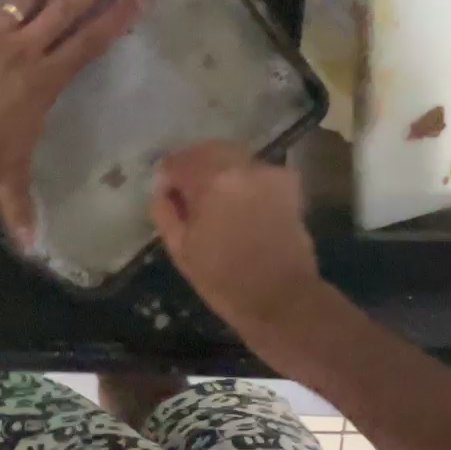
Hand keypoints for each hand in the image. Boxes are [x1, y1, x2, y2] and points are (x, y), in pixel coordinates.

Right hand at [150, 141, 325, 334]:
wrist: (281, 298)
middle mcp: (242, 166)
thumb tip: (162, 191)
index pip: (178, 162)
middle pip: (208, 151)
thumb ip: (165, 212)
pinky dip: (244, 181)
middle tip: (188, 194)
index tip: (166, 194)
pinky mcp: (288, 184)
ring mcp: (269, 172)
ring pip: (234, 157)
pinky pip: (256, 171)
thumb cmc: (224, 280)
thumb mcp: (181, 250)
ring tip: (215, 202)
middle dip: (194, 167)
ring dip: (219, 171)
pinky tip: (241, 206)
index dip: (167, 177)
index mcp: (211, 182)